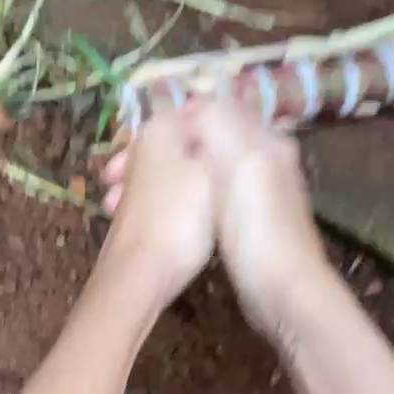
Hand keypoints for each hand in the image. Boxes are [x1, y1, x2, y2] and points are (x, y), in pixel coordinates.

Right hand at [99, 98, 332, 331]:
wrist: (280, 289)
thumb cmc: (257, 223)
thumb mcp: (240, 157)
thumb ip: (216, 121)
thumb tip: (190, 104)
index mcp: (260, 139)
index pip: (206, 112)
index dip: (164, 124)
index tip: (129, 147)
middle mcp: (256, 160)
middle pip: (193, 145)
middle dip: (150, 157)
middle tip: (112, 180)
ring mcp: (246, 196)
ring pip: (189, 175)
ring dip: (152, 183)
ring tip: (117, 204)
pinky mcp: (236, 227)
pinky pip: (192, 203)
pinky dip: (165, 206)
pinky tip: (146, 221)